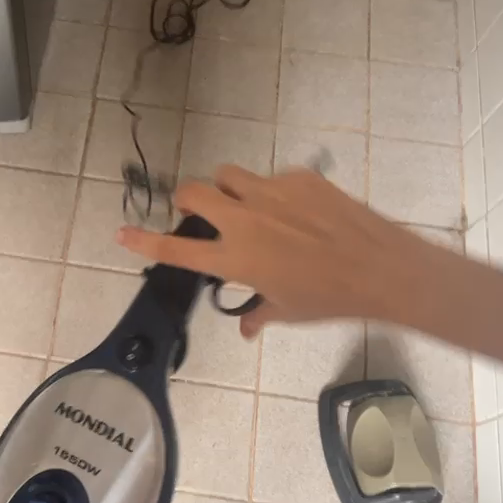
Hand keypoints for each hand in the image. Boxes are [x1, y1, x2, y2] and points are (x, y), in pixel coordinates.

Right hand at [115, 166, 437, 337]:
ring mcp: (270, 193)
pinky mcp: (298, 177)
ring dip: (227, 188)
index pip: (176, 249)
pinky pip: (270, 177)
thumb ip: (258, 314)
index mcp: (235, 258)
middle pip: (192, 191)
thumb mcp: (288, 311)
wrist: (381, 269)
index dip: (143, 240)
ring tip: (248, 206)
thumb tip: (246, 327)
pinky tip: (297, 210)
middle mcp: (244, 220)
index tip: (121, 232)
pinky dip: (272, 191)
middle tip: (199, 213)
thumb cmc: (329, 298)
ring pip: (228, 174)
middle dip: (186, 199)